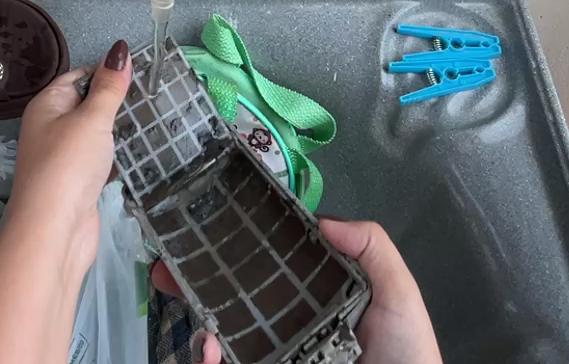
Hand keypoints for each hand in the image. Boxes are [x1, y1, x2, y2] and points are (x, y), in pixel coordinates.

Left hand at [1, 39, 131, 280]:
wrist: (53, 233)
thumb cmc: (68, 166)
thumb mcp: (92, 118)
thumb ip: (109, 86)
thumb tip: (120, 48)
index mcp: (47, 105)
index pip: (79, 76)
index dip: (106, 72)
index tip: (139, 73)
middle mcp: (49, 128)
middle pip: (86, 103)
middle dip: (114, 102)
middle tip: (152, 95)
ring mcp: (62, 158)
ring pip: (94, 133)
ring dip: (116, 130)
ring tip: (150, 120)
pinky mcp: (75, 183)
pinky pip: (98, 158)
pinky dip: (114, 155)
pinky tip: (136, 153)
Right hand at [153, 217, 441, 363]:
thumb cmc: (404, 354)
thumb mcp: (397, 294)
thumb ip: (371, 248)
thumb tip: (321, 219)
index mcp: (311, 298)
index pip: (266, 267)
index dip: (236, 247)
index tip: (205, 227)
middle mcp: (286, 326)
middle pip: (233, 298)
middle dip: (194, 280)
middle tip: (164, 266)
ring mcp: (273, 355)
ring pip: (222, 336)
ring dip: (196, 318)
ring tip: (184, 306)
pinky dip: (209, 361)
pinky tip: (207, 349)